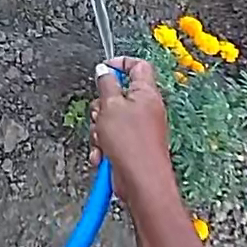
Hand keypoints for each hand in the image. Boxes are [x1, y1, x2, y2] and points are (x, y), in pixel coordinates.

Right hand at [92, 57, 178, 208]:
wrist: (141, 182)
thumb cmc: (131, 145)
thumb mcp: (110, 106)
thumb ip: (105, 84)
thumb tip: (103, 70)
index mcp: (146, 93)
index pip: (137, 65)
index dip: (120, 63)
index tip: (104, 68)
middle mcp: (145, 108)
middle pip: (118, 94)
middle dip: (101, 105)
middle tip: (100, 113)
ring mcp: (139, 128)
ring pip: (110, 118)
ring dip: (99, 128)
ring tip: (103, 139)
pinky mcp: (131, 146)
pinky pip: (111, 138)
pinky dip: (103, 145)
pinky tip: (102, 155)